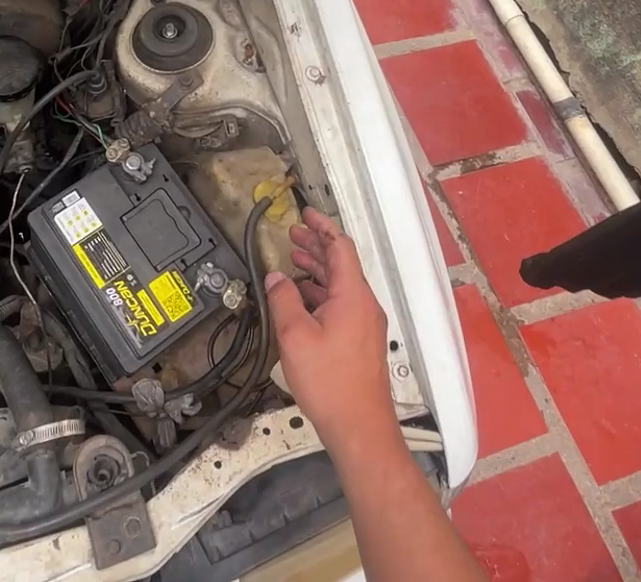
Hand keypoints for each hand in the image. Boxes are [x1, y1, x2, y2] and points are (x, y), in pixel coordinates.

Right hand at [265, 209, 398, 458]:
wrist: (359, 427)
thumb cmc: (331, 382)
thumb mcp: (295, 335)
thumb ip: (283, 299)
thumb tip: (276, 277)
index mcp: (353, 296)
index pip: (340, 247)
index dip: (322, 227)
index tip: (306, 213)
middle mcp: (364, 305)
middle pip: (341, 263)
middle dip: (316, 245)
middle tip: (293, 233)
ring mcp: (364, 323)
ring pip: (340, 284)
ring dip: (316, 269)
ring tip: (293, 260)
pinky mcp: (360, 340)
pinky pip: (340, 303)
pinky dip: (320, 292)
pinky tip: (300, 297)